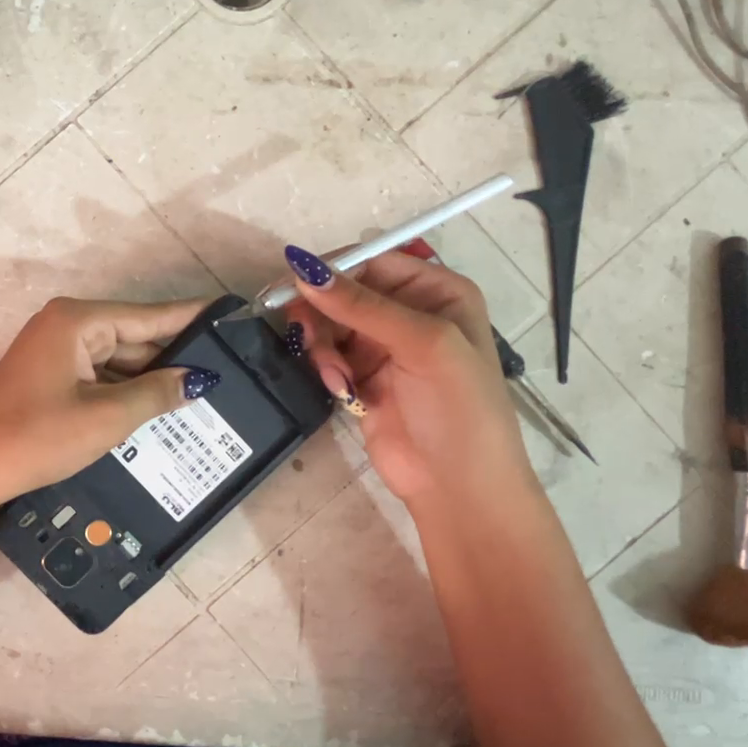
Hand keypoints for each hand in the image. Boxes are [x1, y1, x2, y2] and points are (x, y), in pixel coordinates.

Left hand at [0, 298, 217, 533]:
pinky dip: (124, 391)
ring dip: (150, 379)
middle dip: (175, 357)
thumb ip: (156, 394)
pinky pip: (98, 376)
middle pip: (134, 336)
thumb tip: (196, 379)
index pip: (149, 315)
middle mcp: (65, 326)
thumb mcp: (105, 418)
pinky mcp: (48, 377)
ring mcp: (54, 352)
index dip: (192, 318)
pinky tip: (158, 408)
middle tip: (229, 370)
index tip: (232, 314)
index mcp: (77, 321)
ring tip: (204, 393)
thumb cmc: (36, 438)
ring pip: (117, 359)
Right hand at [281, 246, 536, 516]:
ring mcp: (384, 347)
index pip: (372, 263)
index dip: (331, 272)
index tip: (290, 288)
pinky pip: (327, 356)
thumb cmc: (457, 406)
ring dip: (321, 347)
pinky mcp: (362, 377)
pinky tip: (341, 391)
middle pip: (342, 294)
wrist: (456, 482)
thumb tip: (303, 269)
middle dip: (321, 315)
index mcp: (437, 293)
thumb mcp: (420, 344)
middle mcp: (410, 314)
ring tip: (333, 376)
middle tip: (303, 336)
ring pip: (329, 325)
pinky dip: (325, 369)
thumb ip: (361, 305)